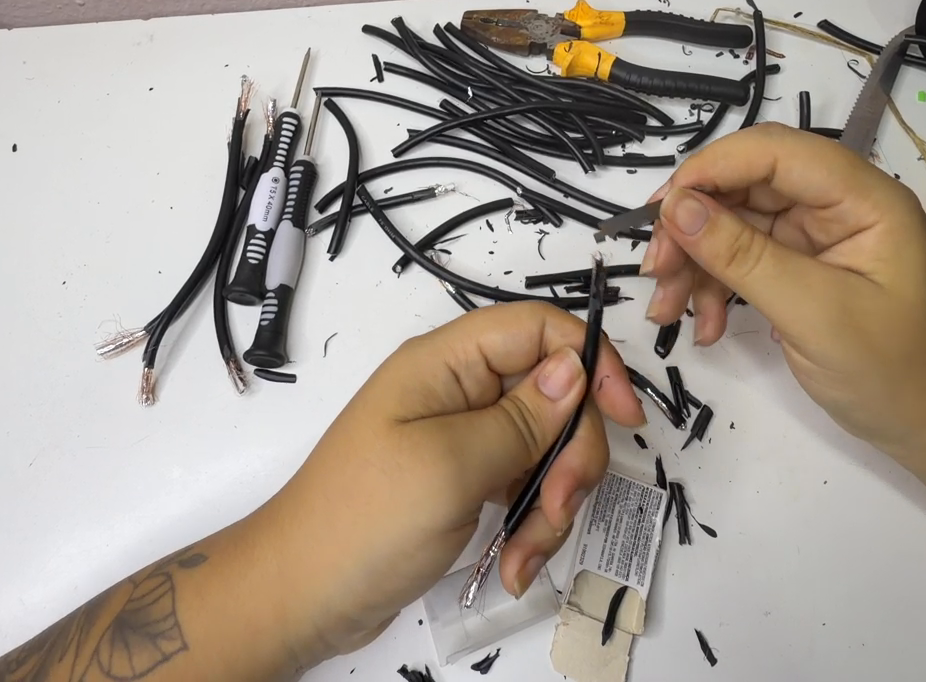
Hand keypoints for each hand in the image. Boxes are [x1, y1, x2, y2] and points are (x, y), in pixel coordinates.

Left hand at [255, 301, 645, 665]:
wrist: (299, 596)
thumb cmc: (365, 519)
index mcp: (447, 362)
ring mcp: (464, 435)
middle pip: (552, 394)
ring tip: (525, 553)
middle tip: (560, 506)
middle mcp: (460, 388)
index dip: (589, 359)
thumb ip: (520, 418)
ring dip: (551, 501)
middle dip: (569, 453)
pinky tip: (513, 563)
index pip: (536, 329)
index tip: (626, 415)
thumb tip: (576, 367)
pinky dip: (530, 523)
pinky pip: (522, 483)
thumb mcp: (450, 465)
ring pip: (544, 445)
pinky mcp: (467, 477)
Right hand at [638, 123, 925, 459]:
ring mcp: (813, 234)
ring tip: (667, 311)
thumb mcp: (814, 314)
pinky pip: (737, 257)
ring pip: (730, 222)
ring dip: (692, 262)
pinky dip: (711, 286)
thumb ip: (742, 256)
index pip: (775, 152)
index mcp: (861, 198)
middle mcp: (834, 203)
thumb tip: (675, 207)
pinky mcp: (795, 263)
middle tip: (655, 269)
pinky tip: (704, 325)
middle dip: (692, 225)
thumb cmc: (895, 373)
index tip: (660, 210)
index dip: (712, 169)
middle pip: (743, 185)